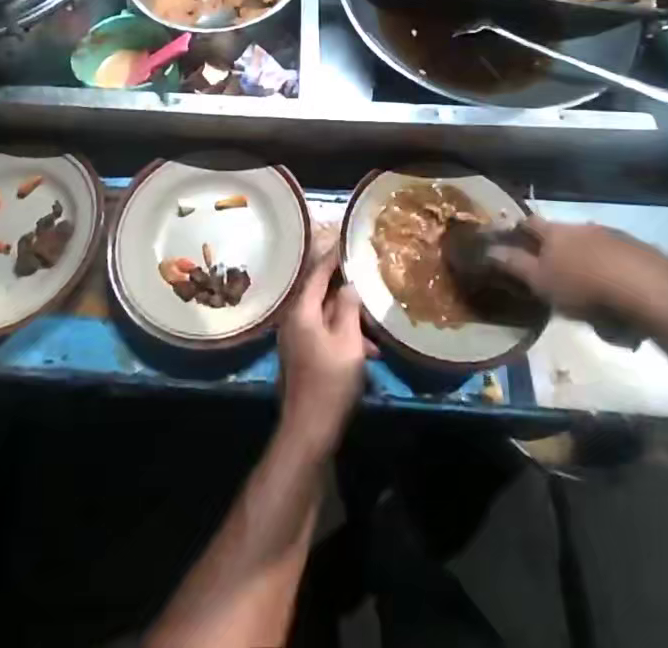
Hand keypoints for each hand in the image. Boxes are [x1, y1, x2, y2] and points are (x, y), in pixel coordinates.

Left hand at [276, 244, 367, 458]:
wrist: (309, 428)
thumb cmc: (331, 382)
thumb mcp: (348, 342)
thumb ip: (348, 309)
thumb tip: (349, 284)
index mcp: (301, 312)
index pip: (317, 274)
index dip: (332, 257)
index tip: (345, 239)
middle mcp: (293, 320)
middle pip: (319, 293)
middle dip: (342, 284)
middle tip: (364, 269)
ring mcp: (296, 339)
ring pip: (324, 315)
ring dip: (348, 314)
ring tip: (374, 314)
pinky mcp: (303, 355)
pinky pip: (324, 333)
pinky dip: (344, 334)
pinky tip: (368, 348)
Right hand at [490, 218, 667, 329]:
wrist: (652, 292)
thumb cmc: (584, 287)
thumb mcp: (540, 282)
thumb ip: (514, 264)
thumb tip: (487, 248)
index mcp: (555, 232)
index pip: (527, 222)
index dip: (516, 230)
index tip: (508, 242)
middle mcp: (583, 227)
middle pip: (562, 236)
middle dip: (555, 253)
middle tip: (552, 280)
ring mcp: (616, 236)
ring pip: (591, 249)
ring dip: (586, 266)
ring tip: (588, 299)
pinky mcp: (643, 252)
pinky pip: (618, 262)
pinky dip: (612, 276)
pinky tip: (617, 302)